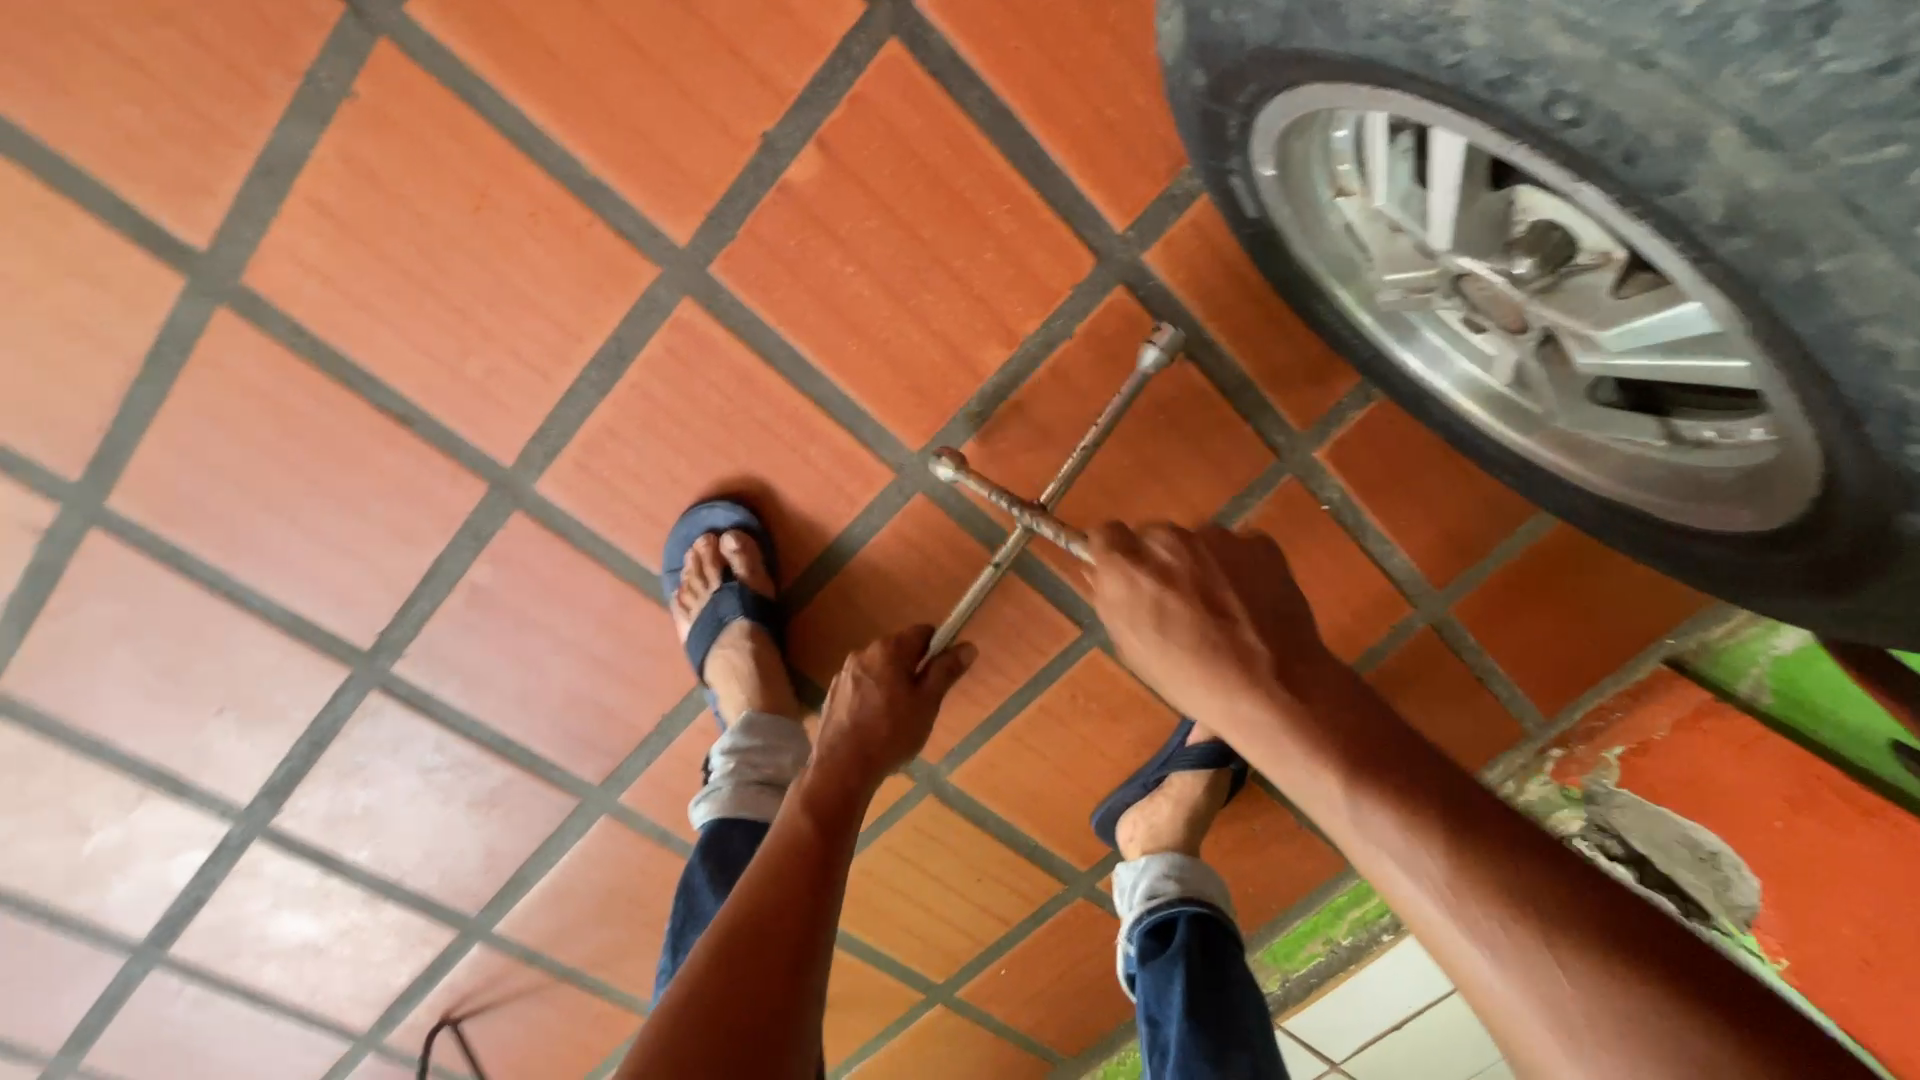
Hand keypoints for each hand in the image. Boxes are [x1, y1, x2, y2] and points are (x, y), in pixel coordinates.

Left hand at [816, 625, 976, 789]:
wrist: (841, 767)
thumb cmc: (891, 733)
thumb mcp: (927, 703)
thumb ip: (946, 671)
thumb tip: (968, 646)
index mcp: (889, 649)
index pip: (923, 632)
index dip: (939, 648)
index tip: (943, 674)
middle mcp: (863, 653)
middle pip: (899, 650)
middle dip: (914, 669)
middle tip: (923, 702)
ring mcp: (844, 674)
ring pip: (879, 670)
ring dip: (892, 684)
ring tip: (897, 719)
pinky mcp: (833, 694)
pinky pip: (861, 687)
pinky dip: (872, 698)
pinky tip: (874, 725)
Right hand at [1084, 522, 1336, 729]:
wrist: (1273, 687)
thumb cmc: (1190, 678)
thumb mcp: (1132, 648)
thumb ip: (1111, 600)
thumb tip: (1101, 572)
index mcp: (1127, 567)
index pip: (1106, 533)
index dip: (1116, 555)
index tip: (1127, 577)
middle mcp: (1167, 540)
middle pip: (1153, 537)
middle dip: (1160, 562)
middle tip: (1178, 601)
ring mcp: (1216, 537)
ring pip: (1196, 542)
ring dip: (1200, 564)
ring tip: (1222, 608)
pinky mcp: (1258, 542)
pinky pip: (1236, 548)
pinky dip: (1238, 568)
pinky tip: (1250, 603)